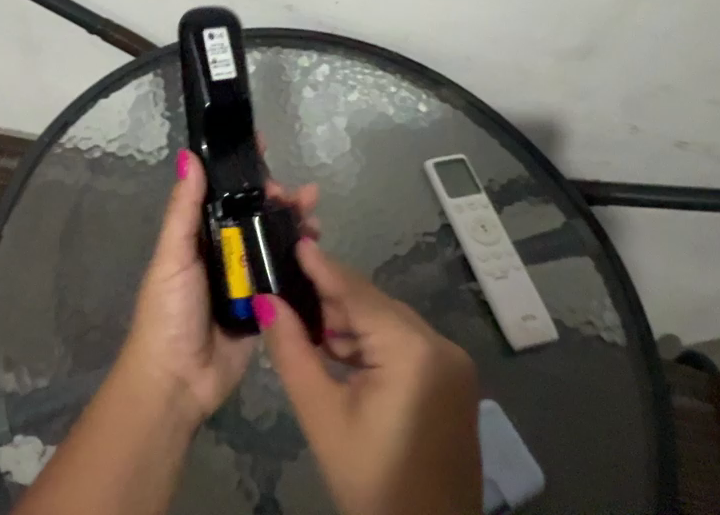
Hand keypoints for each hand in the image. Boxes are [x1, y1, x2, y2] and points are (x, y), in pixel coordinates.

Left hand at [117, 147, 318, 423]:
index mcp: (197, 237)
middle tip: (300, 193)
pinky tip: (319, 247)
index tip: (263, 144)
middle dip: (278, 199)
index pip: (221, 194)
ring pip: (275, 242)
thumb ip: (183, 210)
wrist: (179, 381)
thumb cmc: (169, 312)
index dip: (240, 170)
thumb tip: (190, 156)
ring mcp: (246, 281)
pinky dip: (303, 261)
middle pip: (255, 216)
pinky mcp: (267, 308)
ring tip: (314, 214)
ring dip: (296, 225)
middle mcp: (223, 253)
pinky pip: (287, 278)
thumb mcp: (173, 256)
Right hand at [258, 241, 481, 514]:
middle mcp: (441, 345)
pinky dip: (372, 346)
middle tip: (285, 288)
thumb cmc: (371, 480)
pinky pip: (405, 347)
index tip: (292, 238)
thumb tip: (265, 300)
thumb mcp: (322, 415)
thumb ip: (292, 351)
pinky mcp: (454, 384)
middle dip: (330, 299)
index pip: (357, 292)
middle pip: (374, 306)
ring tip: (303, 324)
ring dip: (349, 325)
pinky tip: (338, 353)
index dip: (321, 265)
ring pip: (389, 326)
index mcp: (413, 349)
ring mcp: (453, 365)